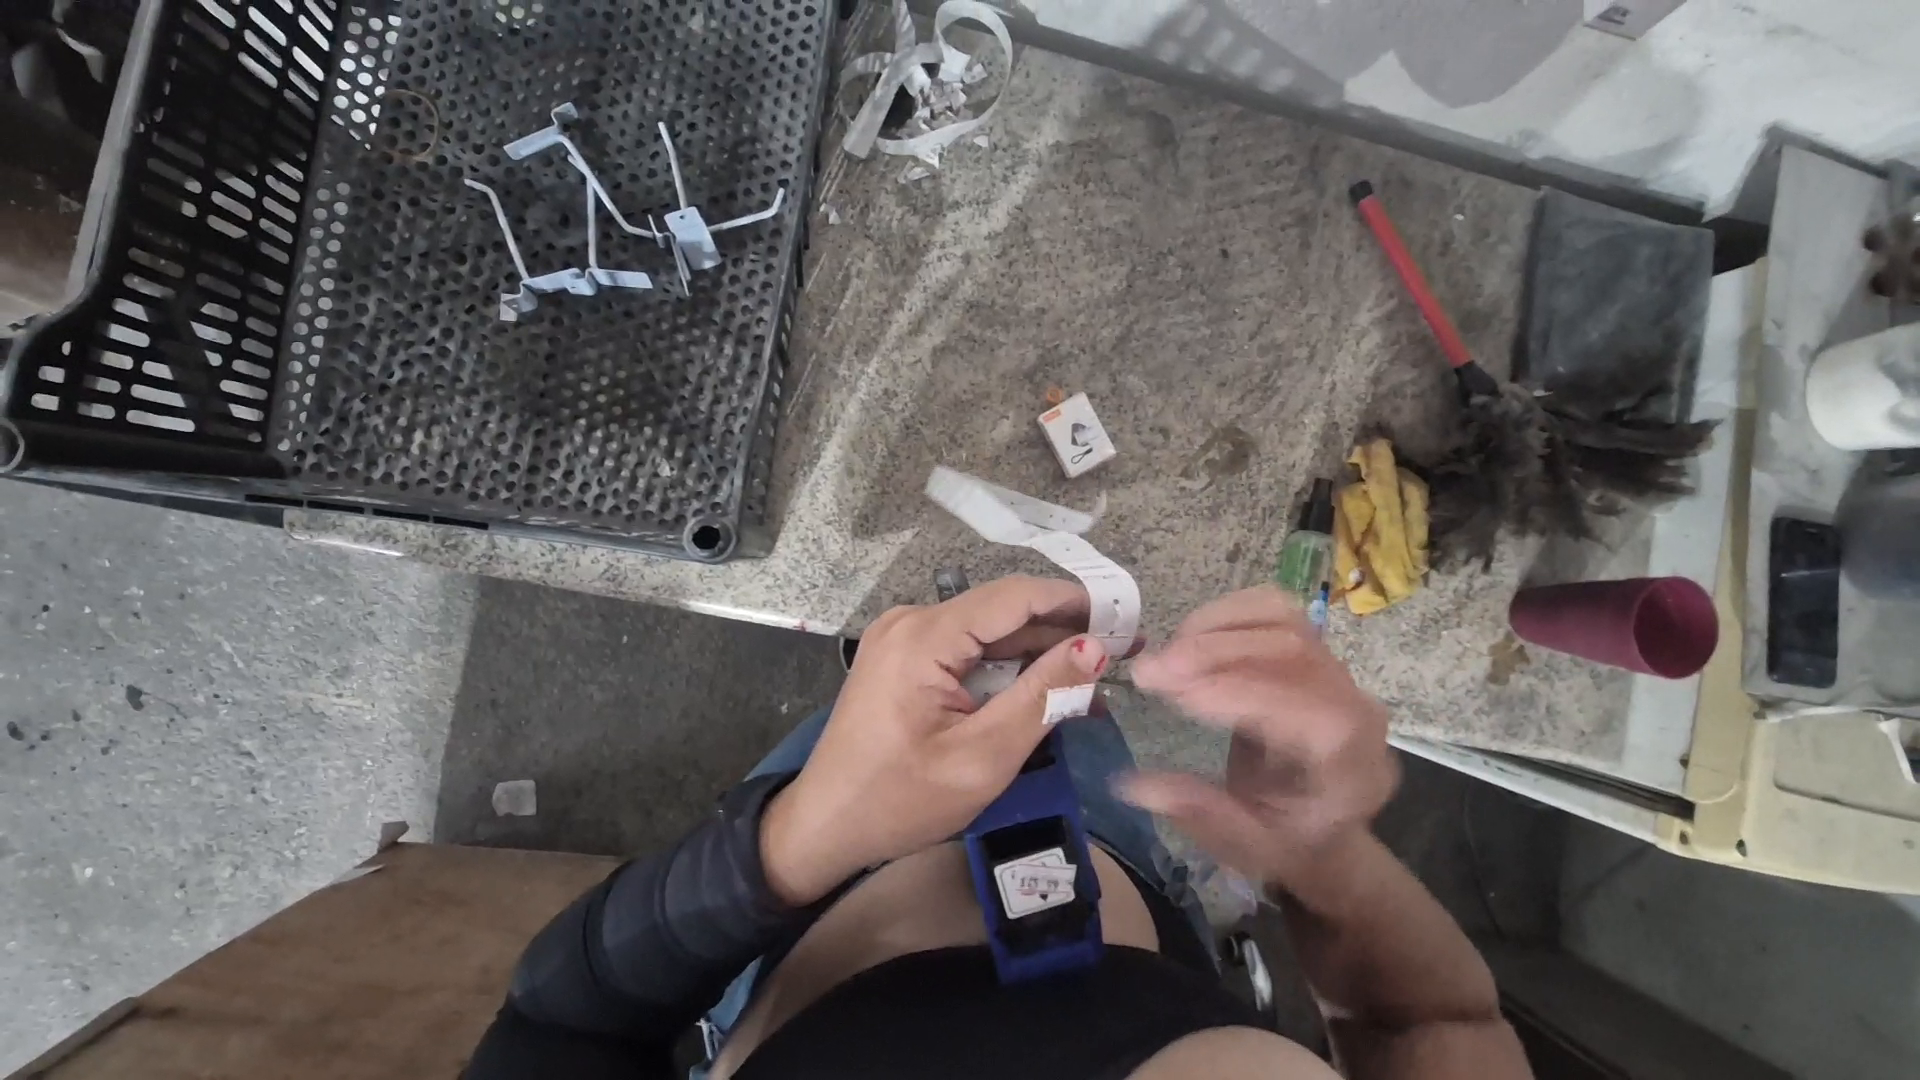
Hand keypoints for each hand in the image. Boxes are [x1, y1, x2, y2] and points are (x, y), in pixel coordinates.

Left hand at [760, 575, 1108, 904]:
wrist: (825, 826)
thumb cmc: (901, 800)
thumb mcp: (982, 756)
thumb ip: (1041, 696)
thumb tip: (1096, 647)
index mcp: (924, 636)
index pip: (1014, 597)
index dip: (1074, 602)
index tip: (1127, 618)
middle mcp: (912, 621)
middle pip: (1002, 612)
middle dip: (1064, 630)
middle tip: (1125, 651)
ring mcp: (905, 638)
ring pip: (989, 633)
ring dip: (1040, 653)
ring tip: (1099, 674)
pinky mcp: (905, 658)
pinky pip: (968, 652)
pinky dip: (1007, 670)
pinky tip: (1048, 688)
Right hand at [1116, 587, 1397, 891]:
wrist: (1325, 827)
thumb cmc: (1288, 841)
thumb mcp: (1248, 847)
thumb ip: (1200, 814)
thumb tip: (1131, 785)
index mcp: (1351, 762)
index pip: (1300, 708)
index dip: (1233, 692)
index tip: (1169, 693)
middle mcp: (1353, 706)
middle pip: (1290, 650)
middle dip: (1213, 652)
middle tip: (1150, 671)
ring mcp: (1336, 673)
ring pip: (1281, 619)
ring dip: (1214, 627)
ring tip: (1166, 655)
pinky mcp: (1312, 652)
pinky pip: (1274, 610)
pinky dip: (1226, 614)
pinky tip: (1188, 638)